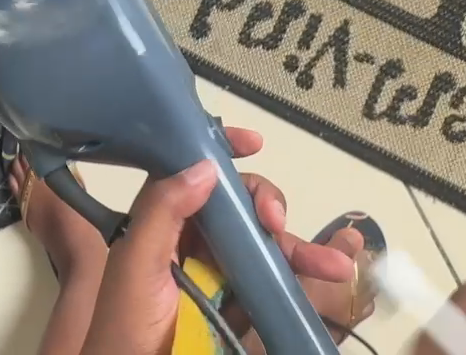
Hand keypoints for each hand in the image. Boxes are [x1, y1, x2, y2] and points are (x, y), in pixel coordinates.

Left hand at [78, 128, 355, 354]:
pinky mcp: (236, 307)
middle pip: (236, 204)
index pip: (193, 170)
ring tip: (336, 264)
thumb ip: (163, 210)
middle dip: (266, 202)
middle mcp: (191, 239)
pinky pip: (270, 282)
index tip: (254, 143)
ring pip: (261, 243)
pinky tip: (328, 277)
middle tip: (278, 221)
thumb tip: (206, 166)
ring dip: (300, 246)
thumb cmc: (129, 322)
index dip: (222, 150)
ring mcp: (216, 274)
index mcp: (163, 219)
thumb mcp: (137, 262)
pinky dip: (301, 277)